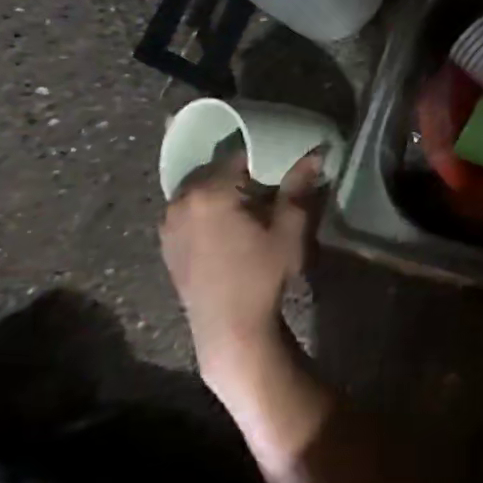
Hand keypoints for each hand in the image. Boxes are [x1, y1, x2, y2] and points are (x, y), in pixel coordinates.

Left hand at [160, 149, 322, 370]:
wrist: (228, 329)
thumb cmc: (262, 275)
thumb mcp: (289, 230)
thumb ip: (298, 187)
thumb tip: (315, 153)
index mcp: (210, 191)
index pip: (240, 155)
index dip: (265, 156)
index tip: (283, 163)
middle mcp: (181, 200)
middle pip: (217, 170)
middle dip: (243, 172)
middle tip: (269, 183)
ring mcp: (169, 222)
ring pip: (200, 189)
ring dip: (223, 190)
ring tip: (249, 203)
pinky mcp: (167, 242)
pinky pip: (188, 210)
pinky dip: (207, 208)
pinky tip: (227, 224)